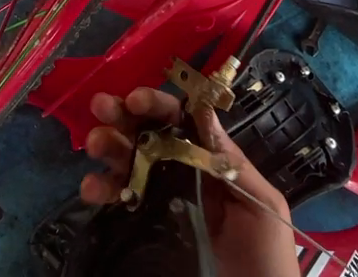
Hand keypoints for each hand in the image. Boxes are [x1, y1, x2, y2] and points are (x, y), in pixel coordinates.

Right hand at [81, 88, 300, 276]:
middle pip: (144, 133)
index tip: (135, 99)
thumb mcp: (262, 205)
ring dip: (106, 146)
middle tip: (100, 105)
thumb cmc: (267, 258)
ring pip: (126, 160)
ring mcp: (159, 196)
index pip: (178, 120)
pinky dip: (99, 188)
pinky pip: (119, 198)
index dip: (155, 105)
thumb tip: (202, 112)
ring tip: (94, 145)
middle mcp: (179, 170)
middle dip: (120, 115)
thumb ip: (233, 162)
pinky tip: (90, 188)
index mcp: (207, 159)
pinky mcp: (144, 224)